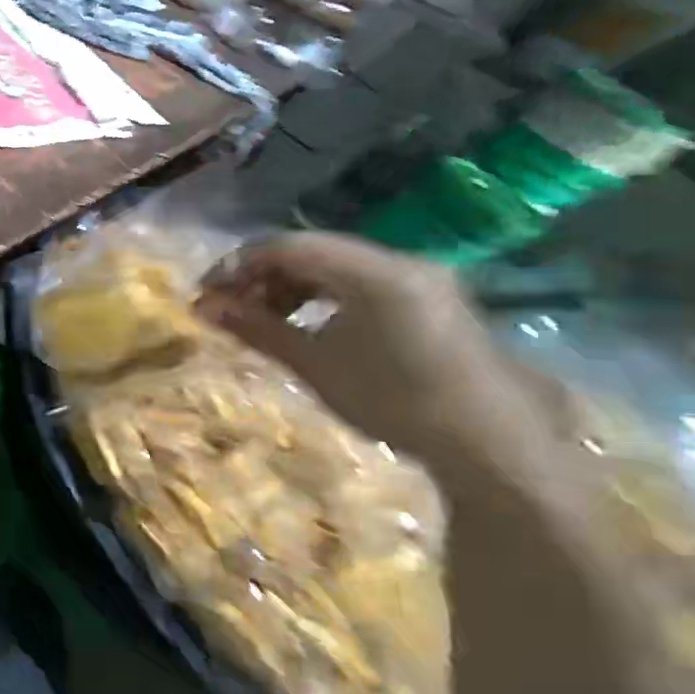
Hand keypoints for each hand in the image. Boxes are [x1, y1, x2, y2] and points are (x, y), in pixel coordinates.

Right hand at [196, 232, 553, 477]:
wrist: (492, 448)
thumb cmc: (394, 401)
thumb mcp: (314, 364)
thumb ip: (256, 328)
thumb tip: (203, 306)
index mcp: (372, 272)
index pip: (286, 245)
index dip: (237, 264)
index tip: (207, 293)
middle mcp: (397, 261)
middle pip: (308, 250)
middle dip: (260, 274)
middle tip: (229, 306)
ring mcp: (418, 278)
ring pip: (332, 264)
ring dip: (288, 284)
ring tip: (262, 318)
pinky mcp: (428, 298)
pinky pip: (357, 280)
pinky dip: (321, 293)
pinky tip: (305, 322)